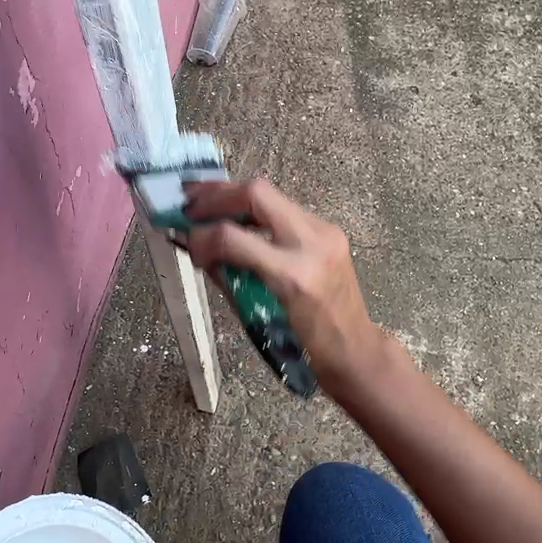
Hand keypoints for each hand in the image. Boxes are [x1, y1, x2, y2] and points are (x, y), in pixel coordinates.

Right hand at [181, 180, 384, 389]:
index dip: (202, 235)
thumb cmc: (305, 346)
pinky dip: (254, 209)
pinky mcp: (328, 228)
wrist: (355, 349)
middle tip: (189, 204)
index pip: (234, 237)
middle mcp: (311, 243)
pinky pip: (282, 207)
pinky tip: (236, 216)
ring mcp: (324, 231)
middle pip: (256, 194)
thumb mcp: (256, 314)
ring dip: (233, 197)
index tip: (186, 240)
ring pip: (269, 193)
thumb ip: (227, 275)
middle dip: (217, 195)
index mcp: (292, 275)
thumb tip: (197, 247)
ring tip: (204, 203)